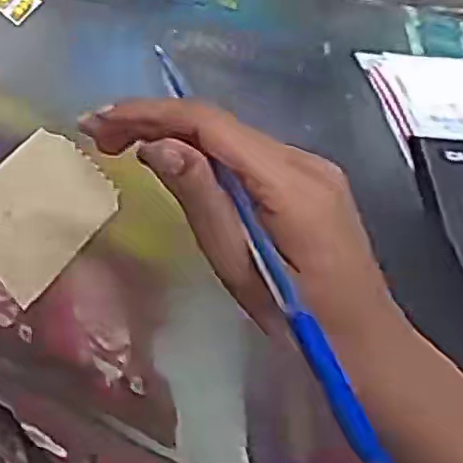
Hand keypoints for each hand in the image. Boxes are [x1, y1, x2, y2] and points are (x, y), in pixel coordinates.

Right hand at [80, 99, 405, 345]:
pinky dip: (187, 142)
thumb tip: (155, 145)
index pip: (207, 122)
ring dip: (162, 127)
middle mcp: (302, 160)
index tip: (98, 122)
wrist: (367, 349)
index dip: (146, 113)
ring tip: (114, 139)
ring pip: (217, 129)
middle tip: (95, 131)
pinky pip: (231, 145)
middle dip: (146, 118)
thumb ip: (199, 197)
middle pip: (210, 120)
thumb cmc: (296, 317)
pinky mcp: (298, 175)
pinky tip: (158, 151)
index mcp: (291, 181)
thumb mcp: (236, 262)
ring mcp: (305, 165)